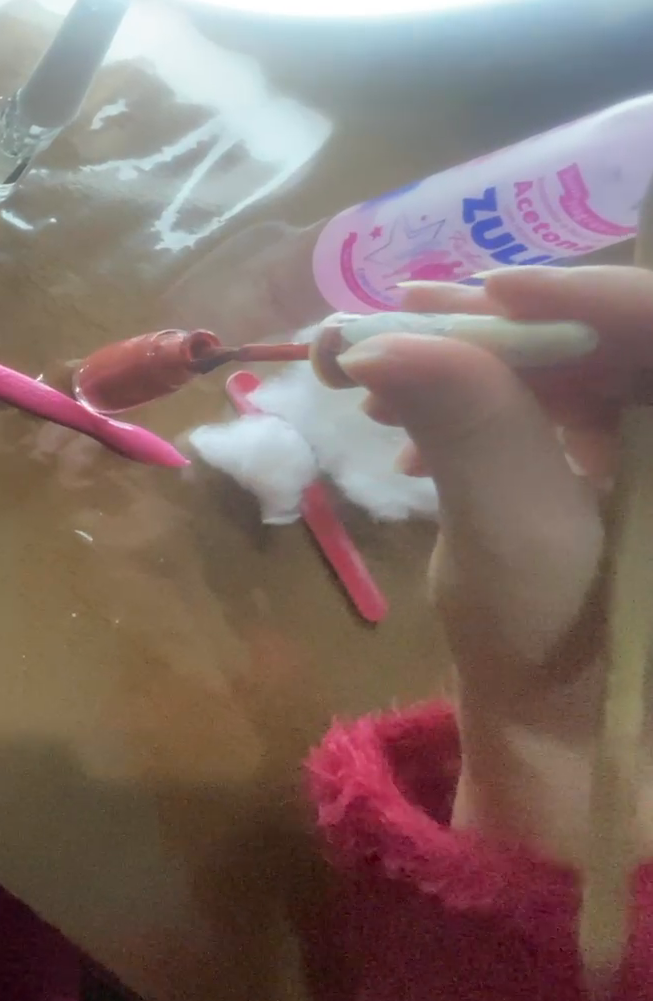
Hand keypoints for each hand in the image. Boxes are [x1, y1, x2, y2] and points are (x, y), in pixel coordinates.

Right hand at [337, 265, 652, 857]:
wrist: (560, 711)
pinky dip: (469, 405)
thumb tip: (376, 341)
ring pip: (573, 365)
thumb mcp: (513, 534)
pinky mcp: (615, 460)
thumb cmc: (556, 639)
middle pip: (615, 339)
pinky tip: (409, 431)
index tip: (482, 289)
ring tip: (374, 386)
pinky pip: (550, 403)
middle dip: (500, 326)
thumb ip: (466, 428)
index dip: (593, 294)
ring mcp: (647, 447)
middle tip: (394, 322)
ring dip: (465, 366)